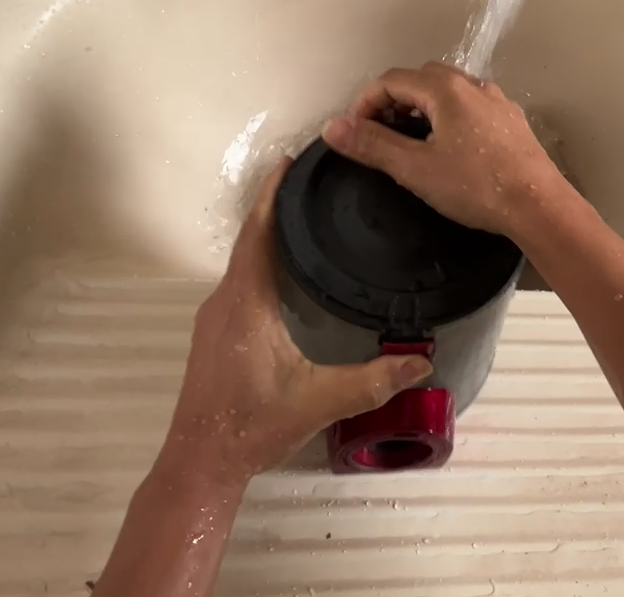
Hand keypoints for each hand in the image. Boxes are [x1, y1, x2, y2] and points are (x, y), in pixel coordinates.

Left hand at [158, 160, 434, 485]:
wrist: (200, 462)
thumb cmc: (254, 425)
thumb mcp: (321, 401)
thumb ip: (373, 380)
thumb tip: (423, 361)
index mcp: (247, 302)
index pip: (258, 233)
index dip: (272, 195)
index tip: (290, 161)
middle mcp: (226, 300)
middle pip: (250, 238)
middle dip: (275, 205)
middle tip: (310, 180)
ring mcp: (215, 316)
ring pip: (243, 259)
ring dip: (267, 232)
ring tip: (303, 214)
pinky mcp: (216, 332)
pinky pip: (240, 277)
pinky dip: (260, 257)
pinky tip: (284, 266)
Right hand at [321, 62, 578, 241]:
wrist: (538, 205)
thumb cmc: (476, 186)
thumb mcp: (415, 169)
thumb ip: (372, 145)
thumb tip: (333, 128)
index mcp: (446, 89)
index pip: (391, 80)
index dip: (365, 103)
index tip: (354, 133)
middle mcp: (473, 85)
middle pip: (420, 79)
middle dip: (392, 101)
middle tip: (379, 135)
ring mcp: (496, 101)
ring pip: (447, 90)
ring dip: (421, 108)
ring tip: (409, 142)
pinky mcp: (510, 120)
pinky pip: (469, 106)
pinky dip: (447, 116)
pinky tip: (448, 148)